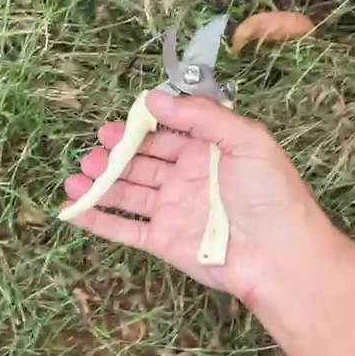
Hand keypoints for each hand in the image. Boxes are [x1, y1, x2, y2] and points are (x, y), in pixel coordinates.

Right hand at [60, 90, 354, 310]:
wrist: (279, 256)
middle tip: (92, 153)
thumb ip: (201, 117)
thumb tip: (153, 99)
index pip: (164, 136)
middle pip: (139, 164)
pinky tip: (74, 209)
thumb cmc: (271, 195)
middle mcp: (184, 180)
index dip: (136, 130)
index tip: (112, 127)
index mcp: (205, 153)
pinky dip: (97, 220)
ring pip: (126, 194)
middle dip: (112, 157)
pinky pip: (123, 228)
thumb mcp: (247, 141)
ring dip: (99, 185)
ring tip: (76, 177)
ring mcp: (171, 211)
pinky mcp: (161, 241)